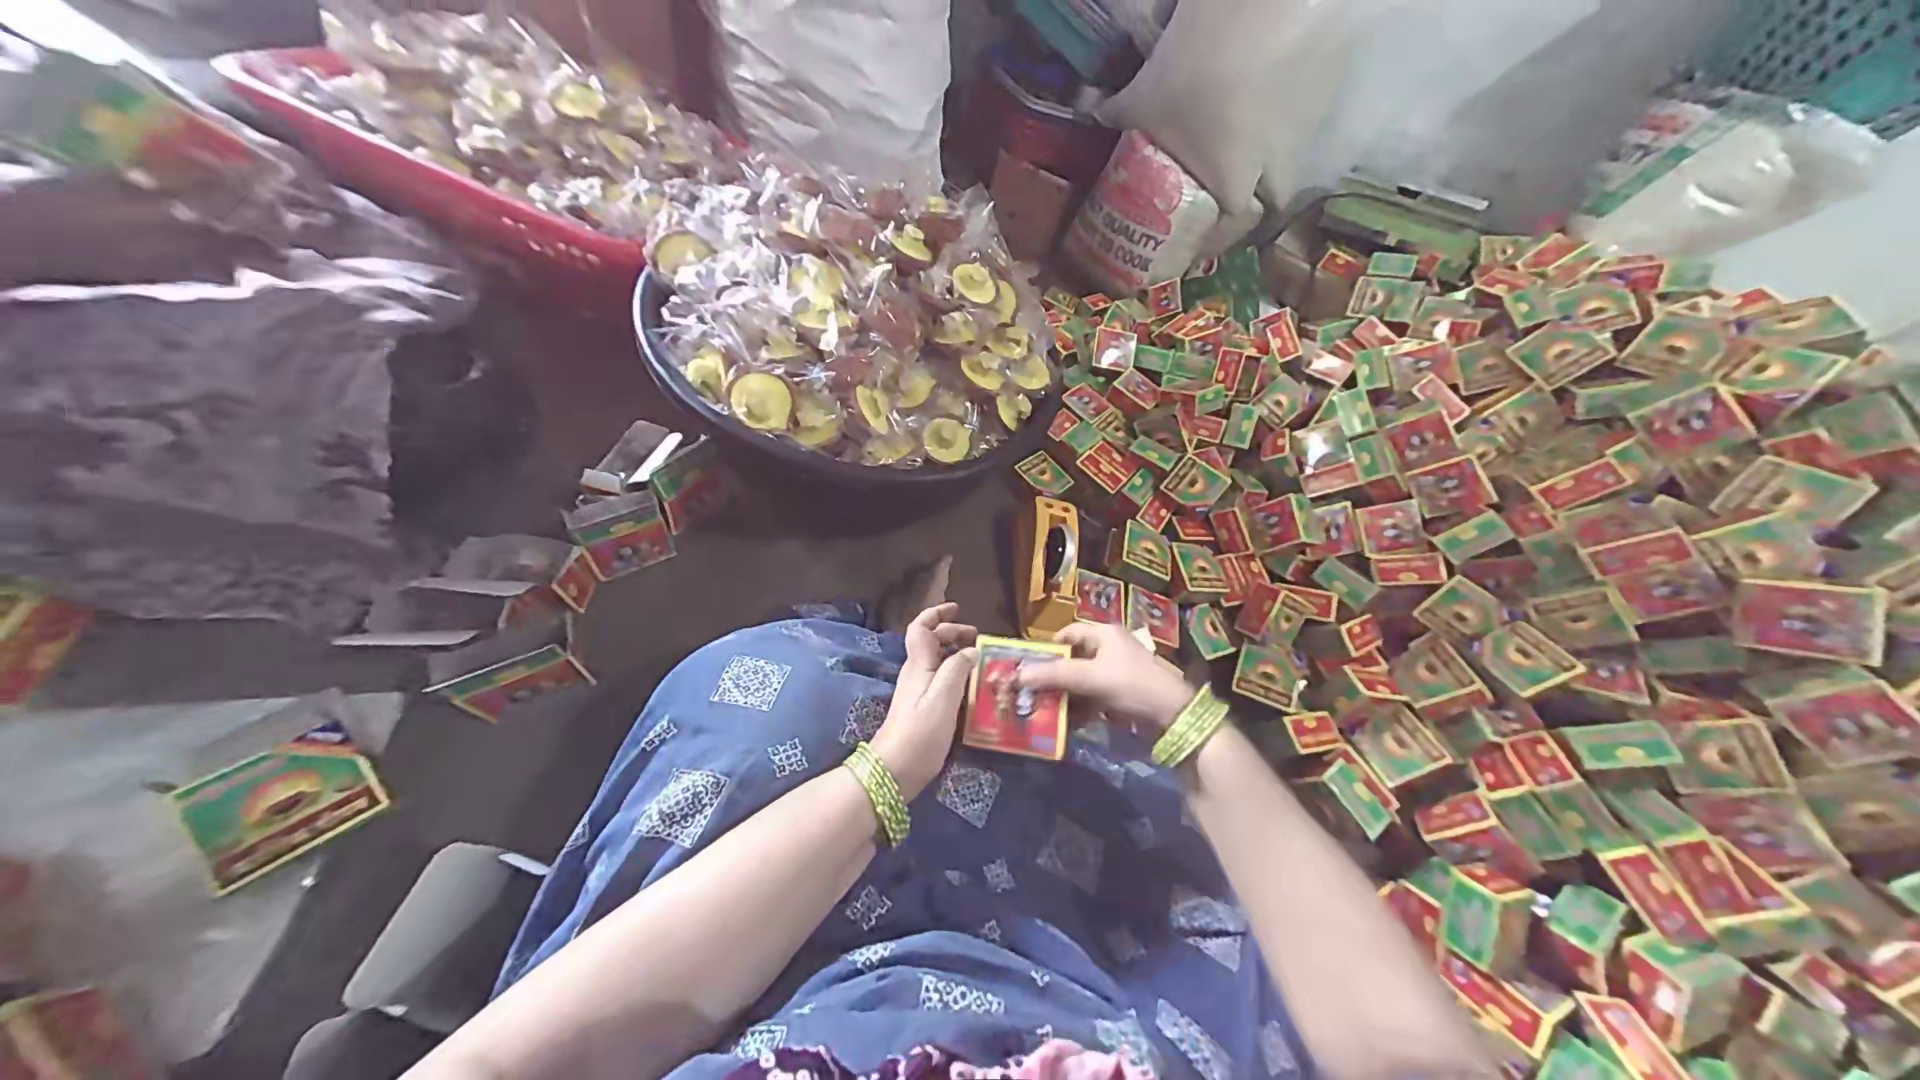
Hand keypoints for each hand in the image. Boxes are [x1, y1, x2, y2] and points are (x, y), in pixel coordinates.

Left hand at [869, 602, 976, 799]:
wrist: (895, 770)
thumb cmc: (919, 733)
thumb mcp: (943, 699)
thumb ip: (957, 670)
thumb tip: (970, 650)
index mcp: (918, 665)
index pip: (920, 628)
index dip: (936, 614)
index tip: (957, 608)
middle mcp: (915, 673)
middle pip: (930, 642)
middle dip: (952, 632)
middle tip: (977, 637)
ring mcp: (917, 691)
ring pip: (936, 660)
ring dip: (955, 652)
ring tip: (979, 657)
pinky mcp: (922, 708)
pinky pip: (940, 679)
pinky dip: (956, 672)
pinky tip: (971, 684)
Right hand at [1016, 622, 1194, 732]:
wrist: (1173, 717)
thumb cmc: (1131, 685)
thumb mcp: (1090, 678)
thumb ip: (1054, 675)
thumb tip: (1018, 676)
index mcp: (1104, 634)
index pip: (1068, 634)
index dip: (1048, 648)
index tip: (1030, 666)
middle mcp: (1109, 650)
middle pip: (1072, 660)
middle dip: (1052, 677)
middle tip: (1031, 692)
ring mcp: (1115, 674)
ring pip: (1080, 682)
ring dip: (1063, 696)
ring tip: (1043, 710)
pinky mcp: (1120, 696)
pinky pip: (1091, 699)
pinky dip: (1078, 709)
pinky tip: (1065, 722)